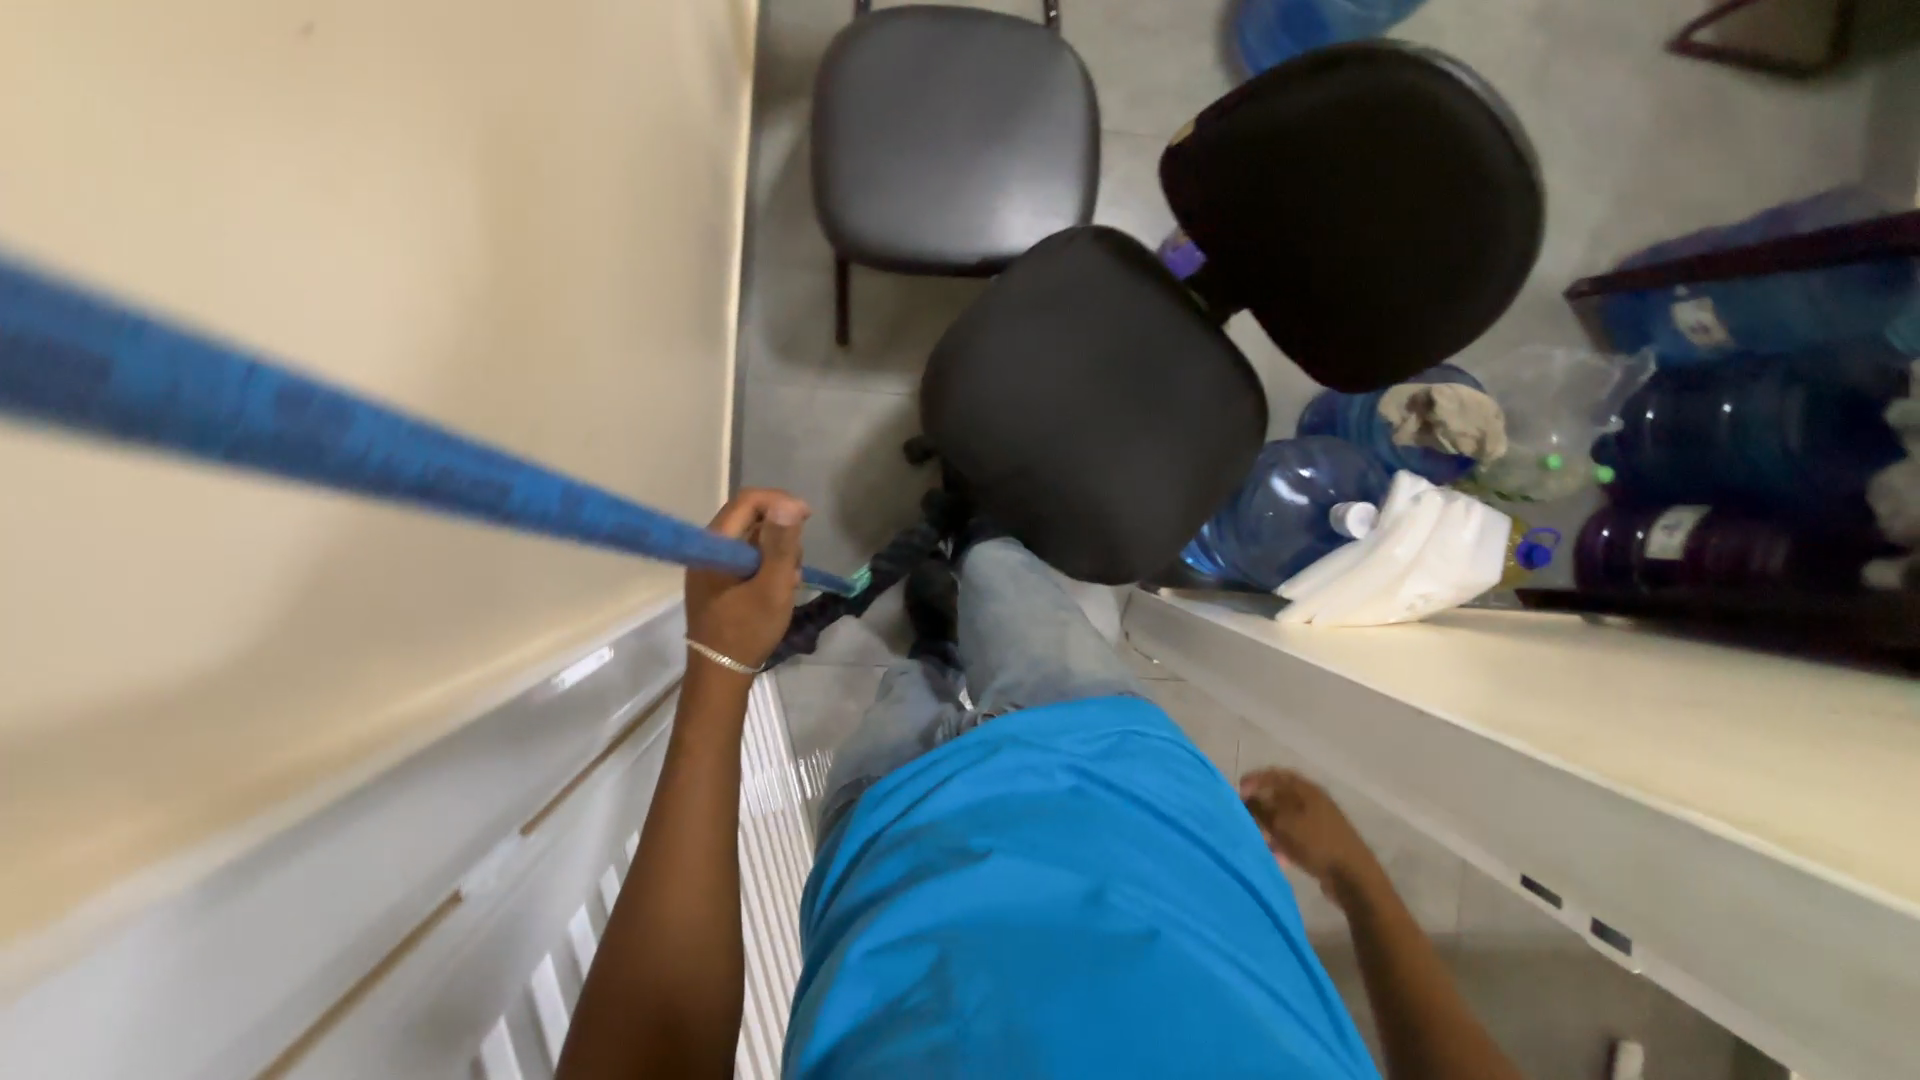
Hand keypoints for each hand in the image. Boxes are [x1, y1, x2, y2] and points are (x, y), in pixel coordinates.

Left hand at [685, 488, 811, 671]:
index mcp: (714, 545)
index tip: (807, 517)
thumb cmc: (747, 629)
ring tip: (790, 581)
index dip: (779, 502)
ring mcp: (711, 565)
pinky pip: (746, 558)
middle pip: (749, 518)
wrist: (721, 672)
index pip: (747, 501)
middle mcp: (708, 548)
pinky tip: (779, 588)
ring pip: (750, 539)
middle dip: (780, 533)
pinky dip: (766, 565)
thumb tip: (790, 504)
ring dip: (775, 552)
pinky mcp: (717, 580)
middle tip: (796, 562)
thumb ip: (782, 545)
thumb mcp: (773, 587)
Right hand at [1241, 768, 1383, 904]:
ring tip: (1258, 838)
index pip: (1275, 775)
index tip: (1238, 792)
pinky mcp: (1323, 841)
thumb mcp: (1281, 824)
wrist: (1354, 877)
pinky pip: (1296, 834)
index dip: (1255, 779)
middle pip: (1280, 796)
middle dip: (1260, 805)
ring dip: (1270, 825)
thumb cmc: (1315, 843)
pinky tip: (1277, 855)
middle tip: (1245, 817)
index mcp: (1306, 789)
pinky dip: (1283, 840)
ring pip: (1287, 817)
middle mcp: (1314, 801)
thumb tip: (1246, 798)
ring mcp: (1320, 821)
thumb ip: (1259, 809)